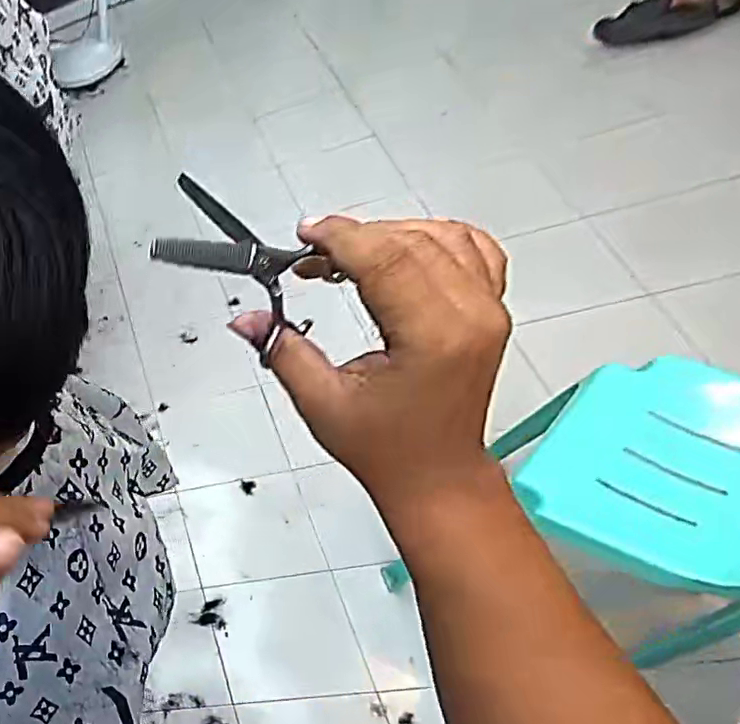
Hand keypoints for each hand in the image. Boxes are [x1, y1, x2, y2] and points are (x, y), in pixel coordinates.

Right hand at [232, 216, 512, 508]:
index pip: (388, 260)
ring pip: (444, 237)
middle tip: (311, 255)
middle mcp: (472, 316)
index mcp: (434, 338)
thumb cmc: (387, 448)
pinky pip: (471, 250)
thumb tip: (250, 320)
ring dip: (389, 235)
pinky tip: (399, 250)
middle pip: (413, 242)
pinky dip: (431, 239)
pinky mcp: (489, 310)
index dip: (342, 238)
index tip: (308, 235)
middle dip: (356, 237)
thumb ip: (284, 352)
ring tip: (344, 255)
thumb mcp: (321, 402)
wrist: (431, 471)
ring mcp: (488, 310)